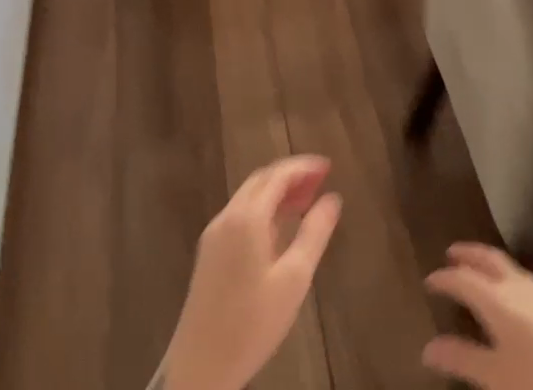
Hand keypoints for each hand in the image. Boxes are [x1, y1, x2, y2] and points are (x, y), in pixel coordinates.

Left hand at [160, 156, 343, 389]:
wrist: (200, 366)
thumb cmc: (253, 322)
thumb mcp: (294, 278)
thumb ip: (314, 233)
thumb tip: (333, 198)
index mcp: (246, 219)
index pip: (277, 176)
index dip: (303, 167)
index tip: (329, 166)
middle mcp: (226, 218)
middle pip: (260, 182)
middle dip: (291, 176)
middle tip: (321, 181)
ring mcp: (214, 236)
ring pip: (249, 199)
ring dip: (277, 193)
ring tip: (308, 202)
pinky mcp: (209, 254)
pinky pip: (240, 217)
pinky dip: (264, 210)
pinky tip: (281, 228)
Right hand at [422, 244, 532, 389]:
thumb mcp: (498, 376)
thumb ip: (463, 359)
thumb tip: (428, 347)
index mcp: (499, 299)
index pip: (464, 279)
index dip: (445, 278)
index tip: (430, 280)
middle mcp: (521, 288)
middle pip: (491, 260)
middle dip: (470, 254)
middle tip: (452, 252)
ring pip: (511, 269)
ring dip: (491, 264)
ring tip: (479, 270)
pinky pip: (526, 281)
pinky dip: (509, 279)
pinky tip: (512, 297)